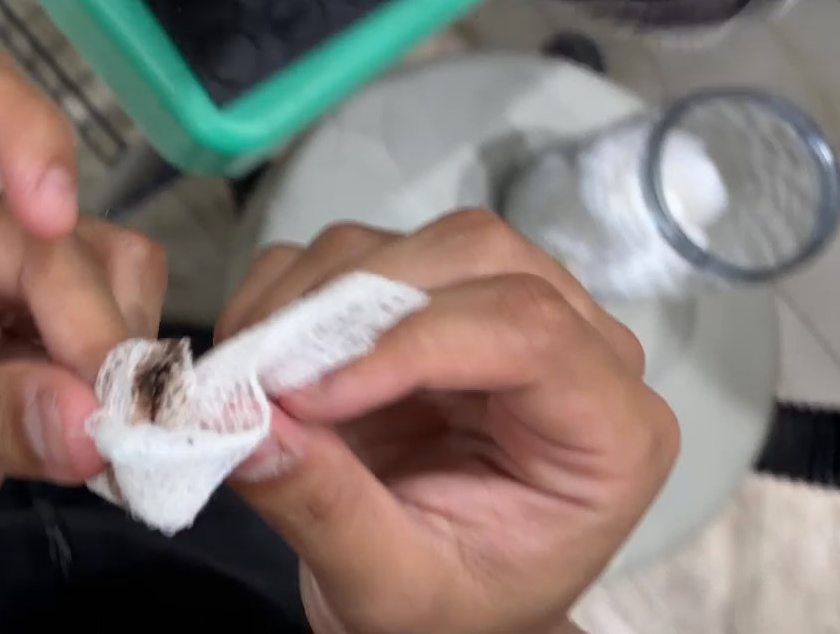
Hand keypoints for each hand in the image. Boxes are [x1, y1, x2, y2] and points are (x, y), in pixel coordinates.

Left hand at [0, 44, 165, 631]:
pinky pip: (123, 312)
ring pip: (107, 261)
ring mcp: (5, 270)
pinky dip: (131, 367)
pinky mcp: (47, 320)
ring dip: (120, 344)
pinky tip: (103, 428)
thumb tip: (94, 418)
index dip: (17, 123)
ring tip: (97, 430)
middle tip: (107, 418)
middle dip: (87, 318)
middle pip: (54, 221)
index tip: (51, 216)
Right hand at [219, 211, 678, 633]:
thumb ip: (326, 511)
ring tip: (250, 371)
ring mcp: (468, 303)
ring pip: (387, 242)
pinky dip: (274, 292)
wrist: (422, 589)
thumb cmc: (442, 603)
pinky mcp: (398, 292)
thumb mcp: (393, 588)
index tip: (302, 399)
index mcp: (600, 427)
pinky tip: (253, 352)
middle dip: (353, 298)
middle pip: (470, 251)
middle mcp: (555, 341)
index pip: (527, 329)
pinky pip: (327, 253)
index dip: (404, 345)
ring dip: (298, 296)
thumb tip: (238, 421)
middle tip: (271, 369)